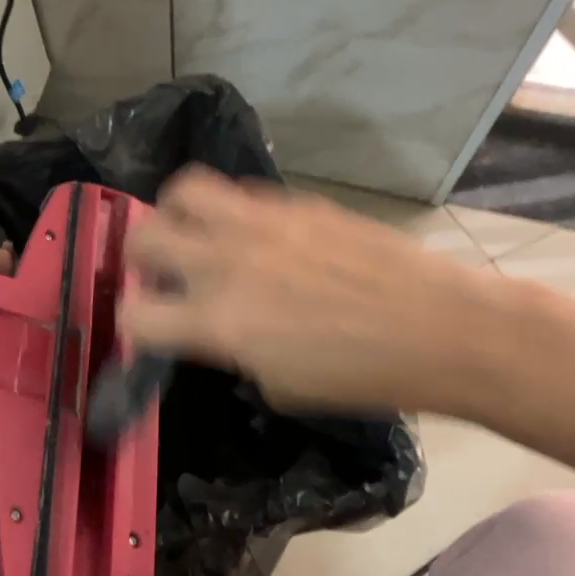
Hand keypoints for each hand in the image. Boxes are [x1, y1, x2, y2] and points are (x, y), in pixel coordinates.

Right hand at [118, 167, 493, 413]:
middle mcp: (224, 262)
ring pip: (182, 191)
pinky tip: (256, 236)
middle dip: (138, 258)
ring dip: (175, 215)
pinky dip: (229, 213)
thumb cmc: (363, 376)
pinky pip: (238, 193)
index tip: (151, 328)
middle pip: (142, 238)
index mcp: (217, 320)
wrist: (441, 327)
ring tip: (195, 232)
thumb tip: (219, 331)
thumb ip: (231, 350)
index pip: (135, 314)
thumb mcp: (280, 383)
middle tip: (161, 272)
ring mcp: (257, 223)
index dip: (133, 324)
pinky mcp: (292, 202)